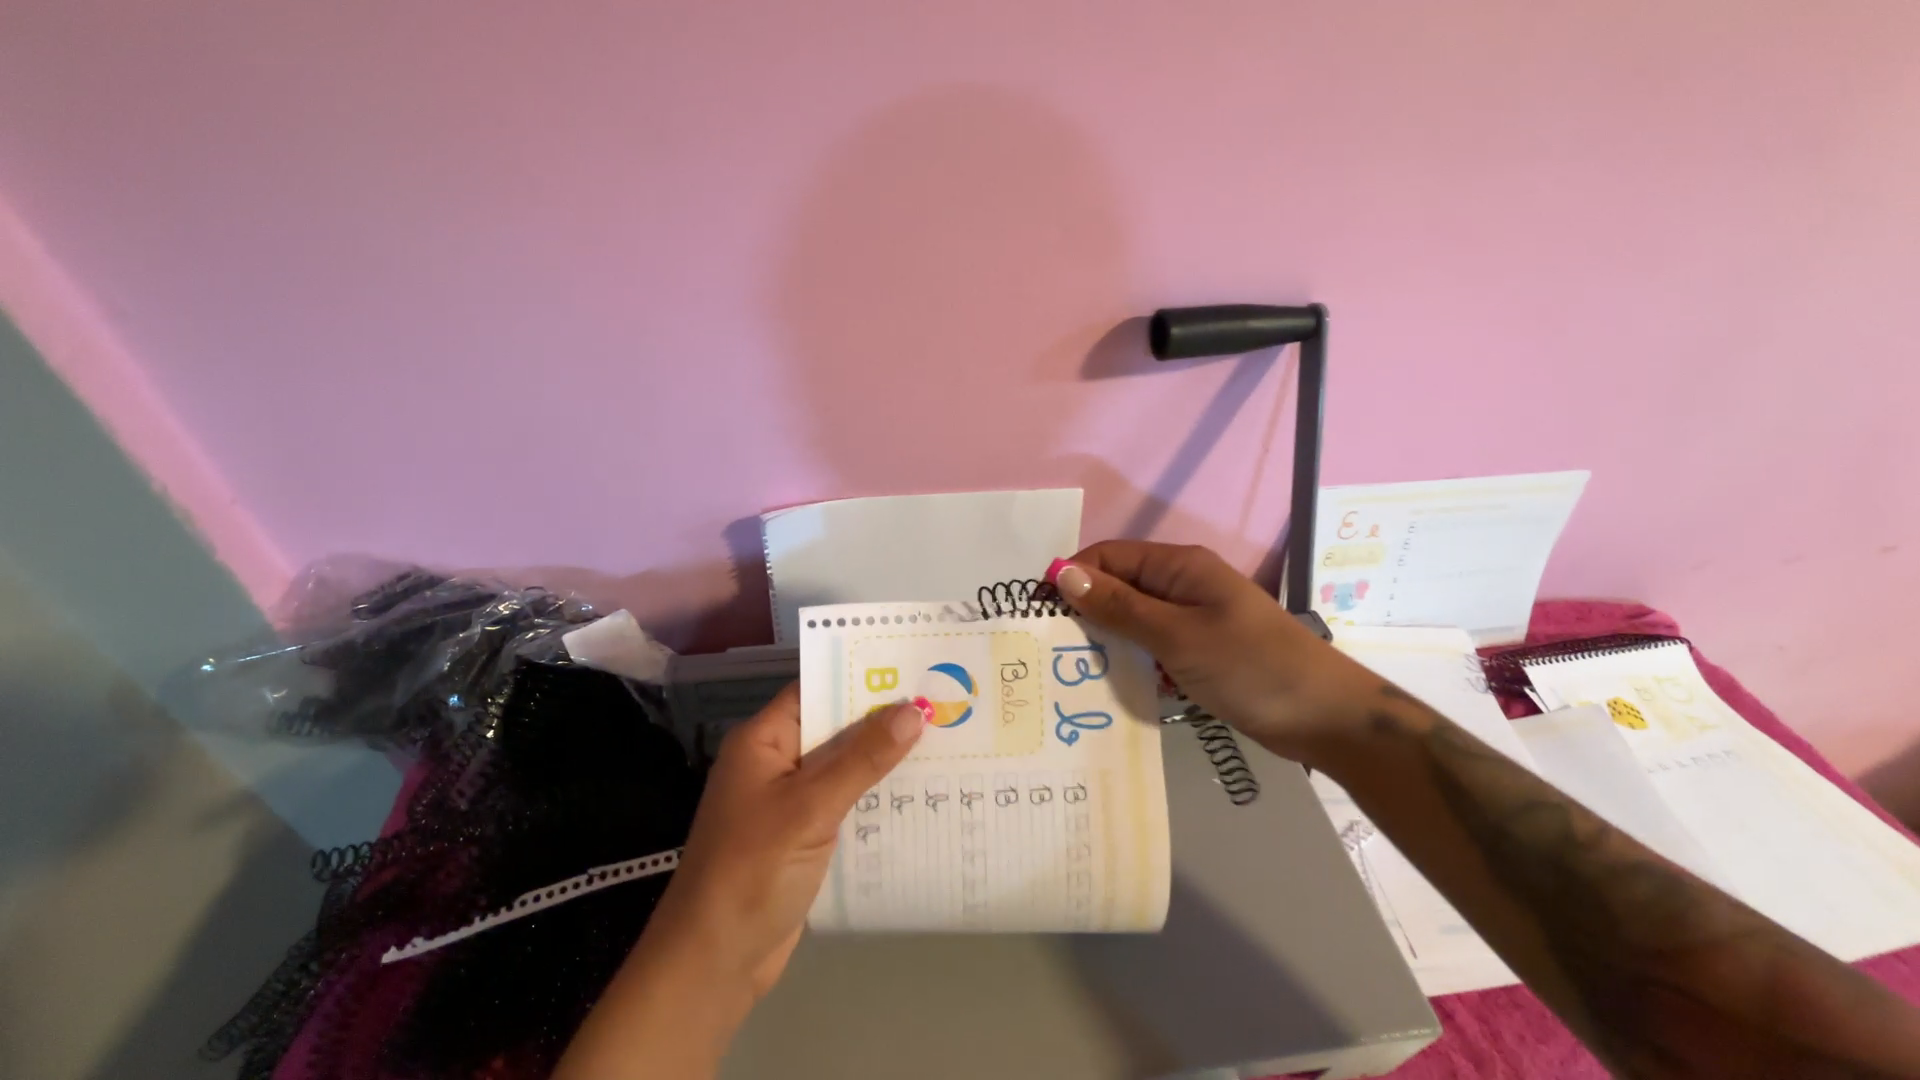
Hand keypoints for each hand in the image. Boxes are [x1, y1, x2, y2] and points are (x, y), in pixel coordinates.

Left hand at [650, 683, 926, 994]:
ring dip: (887, 761)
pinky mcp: (805, 838)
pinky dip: (878, 798)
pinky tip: (924, 793)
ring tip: (948, 741)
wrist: (716, 959)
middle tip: (944, 702)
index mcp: (763, 742)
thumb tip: (913, 711)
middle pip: (835, 729)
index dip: (860, 677)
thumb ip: (862, 759)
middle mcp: (776, 764)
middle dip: (884, 719)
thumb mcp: (810, 808)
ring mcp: (790, 803)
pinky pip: (847, 804)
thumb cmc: (752, 869)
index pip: (815, 691)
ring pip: (845, 768)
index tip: (913, 666)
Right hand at [1048, 540, 1377, 766]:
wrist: (1324, 717)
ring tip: (1070, 672)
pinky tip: (1111, 687)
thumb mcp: (1178, 636)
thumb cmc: (1250, 666)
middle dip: (1084, 613)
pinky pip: (1152, 649)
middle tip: (1048, 650)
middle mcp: (1184, 586)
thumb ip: (1120, 607)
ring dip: (1106, 642)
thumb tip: (1062, 573)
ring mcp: (1194, 621)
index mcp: (1180, 567)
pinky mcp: (1200, 654)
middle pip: (1118, 588)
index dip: (1071, 578)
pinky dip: (1131, 663)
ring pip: (1133, 622)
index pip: (1109, 557)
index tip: (1036, 614)